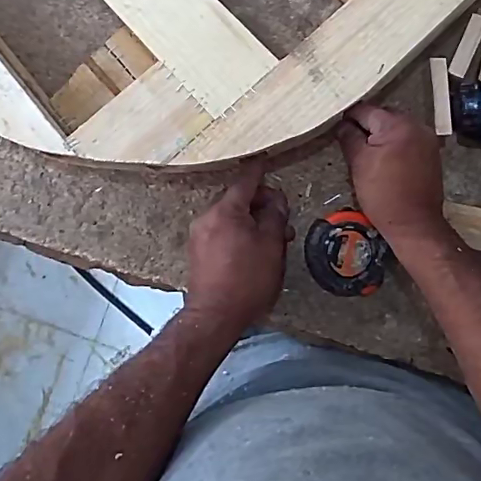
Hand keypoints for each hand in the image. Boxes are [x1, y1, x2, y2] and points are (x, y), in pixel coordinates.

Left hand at [184, 163, 291, 334]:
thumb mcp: (272, 244)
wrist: (215, 318)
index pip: (246, 181)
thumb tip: (275, 202)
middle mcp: (207, 218)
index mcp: (225, 211)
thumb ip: (275, 216)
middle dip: (261, 205)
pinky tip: (254, 251)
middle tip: (282, 220)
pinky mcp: (198, 254)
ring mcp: (199, 236)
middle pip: (238, 200)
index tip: (265, 162)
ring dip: (251, 222)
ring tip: (272, 241)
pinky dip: (238, 234)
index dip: (260, 172)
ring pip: (231, 218)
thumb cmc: (247, 280)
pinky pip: (221, 233)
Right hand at [336, 103, 450, 249]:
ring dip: (381, 137)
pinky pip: (407, 140)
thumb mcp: (359, 163)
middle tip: (350, 143)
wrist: (414, 224)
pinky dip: (395, 146)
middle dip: (366, 128)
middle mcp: (417, 126)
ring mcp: (427, 139)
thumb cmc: (384, 195)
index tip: (337, 127)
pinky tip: (384, 161)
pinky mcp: (431, 153)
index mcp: (398, 124)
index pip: (367, 110)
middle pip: (383, 117)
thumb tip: (342, 124)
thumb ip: (349, 137)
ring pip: (395, 129)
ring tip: (367, 155)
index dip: (349, 118)